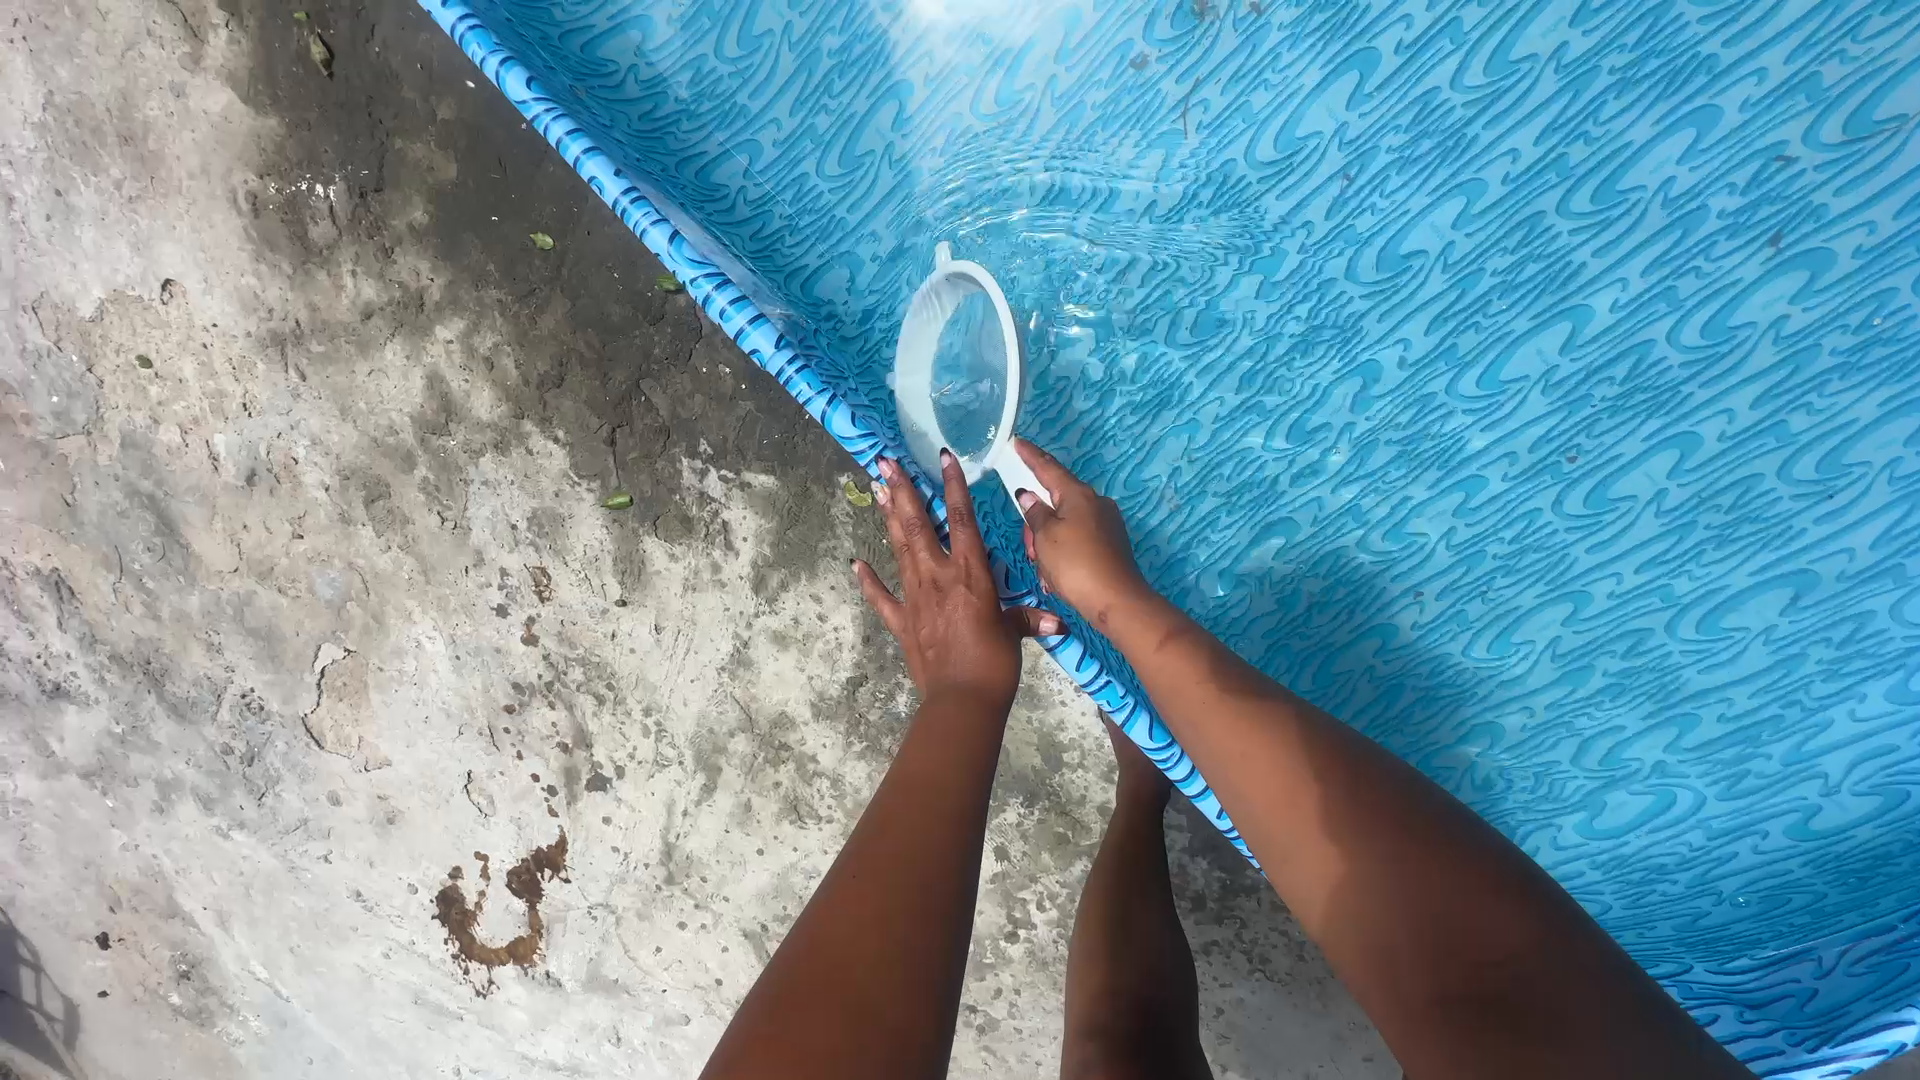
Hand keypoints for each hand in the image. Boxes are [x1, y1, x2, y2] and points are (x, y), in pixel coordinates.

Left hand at [854, 452, 1063, 708]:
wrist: (962, 701)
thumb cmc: (995, 664)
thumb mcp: (1015, 634)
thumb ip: (1029, 620)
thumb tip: (1056, 620)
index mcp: (970, 574)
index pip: (962, 520)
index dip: (953, 487)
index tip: (943, 457)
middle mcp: (938, 577)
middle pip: (919, 525)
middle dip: (902, 491)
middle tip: (885, 463)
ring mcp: (915, 598)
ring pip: (899, 548)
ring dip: (888, 517)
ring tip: (874, 488)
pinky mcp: (901, 622)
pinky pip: (881, 597)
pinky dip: (868, 580)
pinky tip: (855, 562)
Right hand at [1010, 439, 1153, 627]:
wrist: (1116, 600)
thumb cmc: (1075, 564)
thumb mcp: (1045, 538)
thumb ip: (1034, 513)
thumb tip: (1029, 496)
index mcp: (1078, 494)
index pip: (1048, 468)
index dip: (1030, 456)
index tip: (1017, 442)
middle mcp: (1095, 503)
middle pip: (1056, 502)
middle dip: (1037, 524)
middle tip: (1031, 549)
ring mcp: (1106, 524)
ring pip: (1064, 524)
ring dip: (1048, 544)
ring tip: (1046, 571)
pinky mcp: (1111, 544)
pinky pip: (1077, 541)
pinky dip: (1063, 554)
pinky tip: (1057, 577)